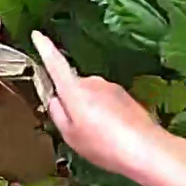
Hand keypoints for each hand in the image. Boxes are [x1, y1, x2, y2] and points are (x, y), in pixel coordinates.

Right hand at [30, 30, 185, 185]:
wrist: (148, 151)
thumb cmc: (105, 144)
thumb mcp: (69, 135)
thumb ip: (57, 113)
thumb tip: (55, 100)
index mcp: (74, 90)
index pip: (54, 63)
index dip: (44, 48)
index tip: (37, 34)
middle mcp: (92, 83)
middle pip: (72, 86)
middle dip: (71, 102)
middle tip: (77, 128)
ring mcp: (111, 88)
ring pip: (90, 95)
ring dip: (90, 110)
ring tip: (98, 136)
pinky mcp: (126, 96)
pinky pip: (107, 101)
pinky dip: (105, 114)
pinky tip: (112, 134)